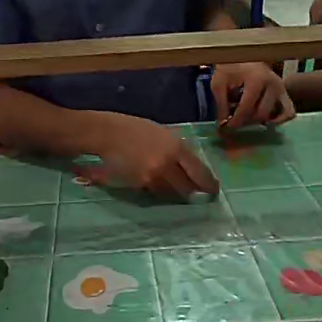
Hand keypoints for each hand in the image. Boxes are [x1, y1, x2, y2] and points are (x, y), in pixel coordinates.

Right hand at [95, 115, 218, 198]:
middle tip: (197, 192)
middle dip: (192, 191)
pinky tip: (154, 180)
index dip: (208, 184)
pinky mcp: (139, 185)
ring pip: (171, 192)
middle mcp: (167, 165)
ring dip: (174, 190)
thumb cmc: (136, 128)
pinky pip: (155, 191)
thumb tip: (192, 166)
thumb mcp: (164, 134)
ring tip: (173, 184)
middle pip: (187, 188)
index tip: (213, 189)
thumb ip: (179, 150)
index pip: (199, 172)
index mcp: (176, 148)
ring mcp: (152, 177)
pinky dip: (158, 188)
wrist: (108, 134)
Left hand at [211, 62, 294, 130]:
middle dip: (246, 121)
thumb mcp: (219, 83)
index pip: (246, 108)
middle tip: (235, 120)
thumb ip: (221, 104)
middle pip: (261, 114)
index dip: (235, 121)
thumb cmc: (230, 67)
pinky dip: (279, 119)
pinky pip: (289, 112)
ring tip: (247, 116)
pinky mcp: (284, 93)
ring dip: (259, 120)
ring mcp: (281, 89)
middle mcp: (273, 84)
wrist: (243, 54)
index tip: (226, 126)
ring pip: (274, 115)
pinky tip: (265, 120)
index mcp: (257, 80)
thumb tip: (223, 124)